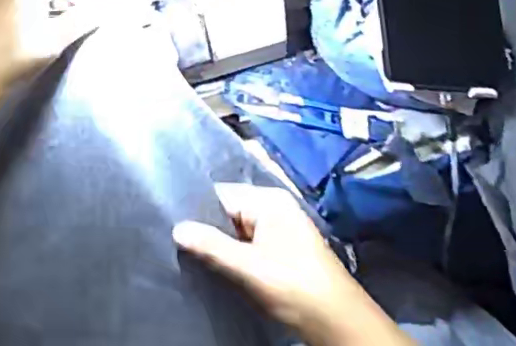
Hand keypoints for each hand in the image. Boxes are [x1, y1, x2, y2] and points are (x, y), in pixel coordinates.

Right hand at [174, 184, 410, 345]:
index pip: (222, 194)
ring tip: (199, 257)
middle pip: (231, 210)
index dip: (199, 211)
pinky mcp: (286, 247)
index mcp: (268, 199)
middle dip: (211, 229)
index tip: (177, 227)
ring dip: (225, 244)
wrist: (338, 320)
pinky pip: (252, 241)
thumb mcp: (249, 268)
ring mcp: (283, 225)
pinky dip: (239, 253)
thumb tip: (178, 228)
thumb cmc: (294, 286)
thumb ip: (212, 247)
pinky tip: (226, 267)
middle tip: (185, 246)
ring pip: (241, 229)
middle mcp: (275, 205)